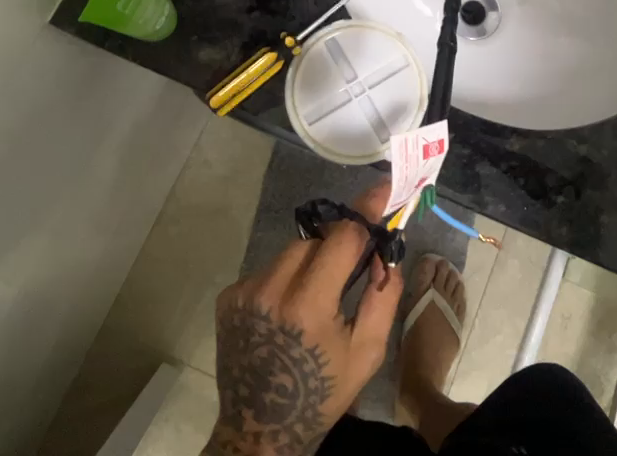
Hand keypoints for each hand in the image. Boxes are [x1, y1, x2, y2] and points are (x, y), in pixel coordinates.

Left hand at [202, 183, 403, 455]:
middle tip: (353, 265)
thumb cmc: (323, 392)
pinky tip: (289, 310)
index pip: (343, 237)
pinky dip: (286, 277)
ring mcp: (245, 291)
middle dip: (338, 247)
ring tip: (318, 296)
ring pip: (291, 251)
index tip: (384, 189)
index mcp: (310, 305)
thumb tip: (387, 254)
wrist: (260, 428)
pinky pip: (268, 268)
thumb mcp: (366, 352)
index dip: (366, 210)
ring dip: (311, 261)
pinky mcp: (230, 296)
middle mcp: (272, 289)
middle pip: (316, 241)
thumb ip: (383, 297)